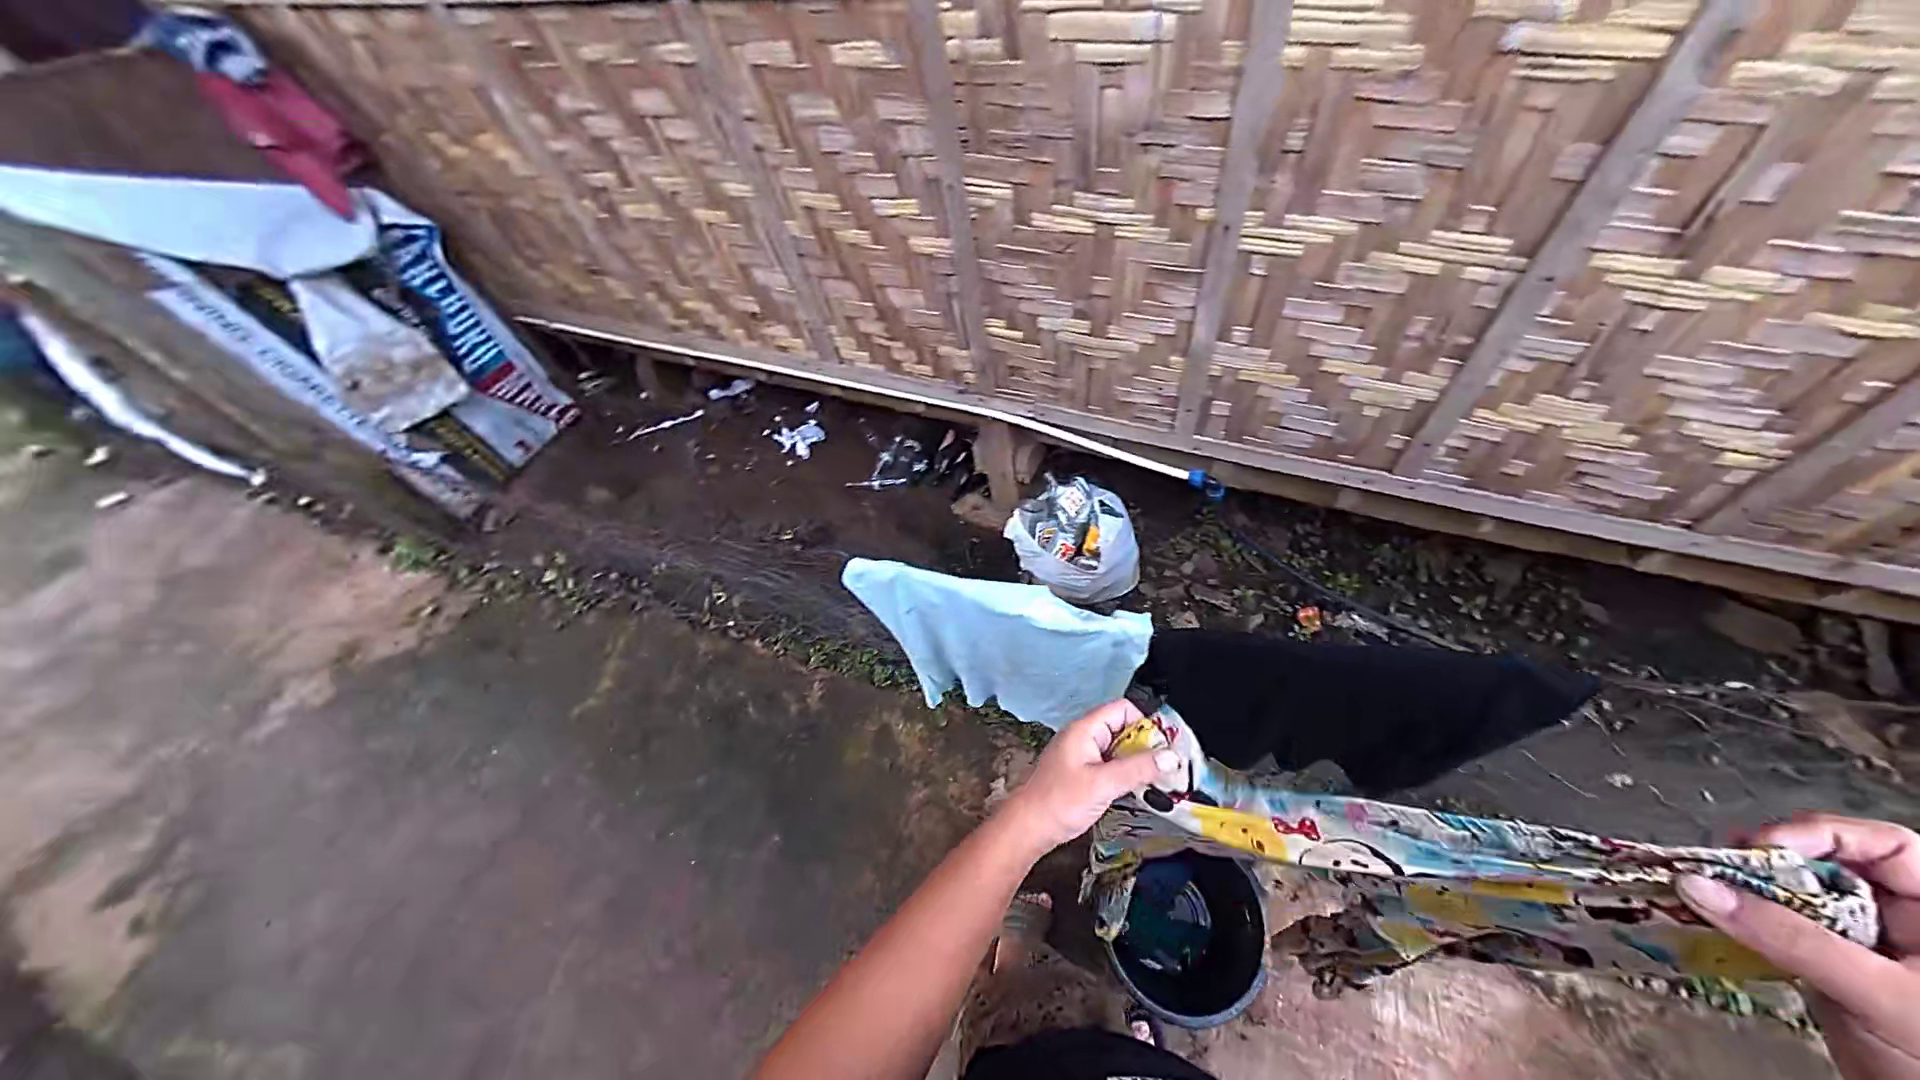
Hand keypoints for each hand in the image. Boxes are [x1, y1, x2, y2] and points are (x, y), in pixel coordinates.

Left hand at [997, 700, 1179, 856]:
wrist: (1028, 827)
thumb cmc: (1059, 802)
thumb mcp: (1103, 783)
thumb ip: (1138, 769)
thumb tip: (1171, 756)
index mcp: (1085, 729)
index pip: (1123, 709)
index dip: (1146, 723)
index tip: (1163, 747)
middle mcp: (1084, 736)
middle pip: (1123, 728)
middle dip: (1146, 745)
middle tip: (1165, 768)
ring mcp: (1082, 755)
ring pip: (1118, 748)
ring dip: (1137, 762)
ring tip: (1156, 781)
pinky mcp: (1083, 773)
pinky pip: (1111, 764)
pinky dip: (1125, 773)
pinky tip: (1136, 790)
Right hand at [1677, 813, 1919, 1079]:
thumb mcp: (1879, 996)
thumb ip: (1791, 939)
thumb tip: (1696, 884)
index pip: (1886, 845)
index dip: (1822, 834)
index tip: (1763, 847)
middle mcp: (1907, 921)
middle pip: (1830, 864)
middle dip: (1770, 861)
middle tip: (1722, 868)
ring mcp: (1867, 943)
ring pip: (1797, 892)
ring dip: (1748, 888)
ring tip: (1708, 890)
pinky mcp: (1830, 962)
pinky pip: (1779, 924)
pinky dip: (1743, 916)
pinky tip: (1713, 916)